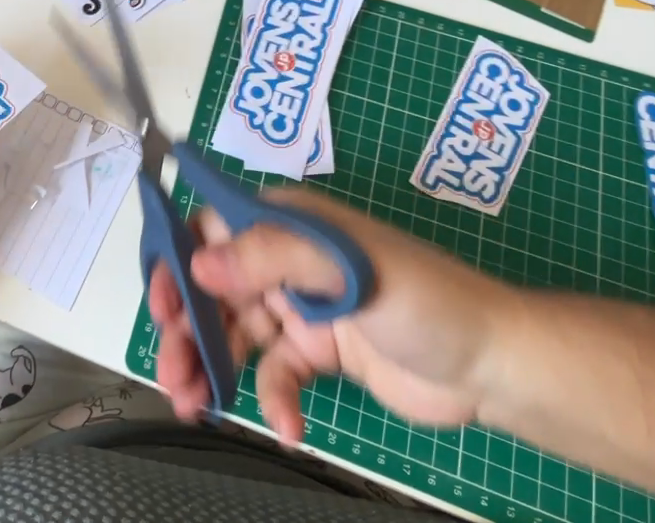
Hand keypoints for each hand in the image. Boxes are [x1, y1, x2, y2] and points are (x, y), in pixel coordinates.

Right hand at [148, 188, 522, 440]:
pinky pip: (276, 374)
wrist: (491, 366)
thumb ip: (273, 257)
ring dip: (211, 368)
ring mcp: (297, 308)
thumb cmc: (423, 298)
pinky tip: (289, 429)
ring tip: (193, 406)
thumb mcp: (349, 268)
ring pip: (234, 335)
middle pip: (213, 289)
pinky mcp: (314, 354)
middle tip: (172, 371)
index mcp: (287, 225)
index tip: (162, 304)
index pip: (211, 229)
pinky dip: (274, 400)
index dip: (177, 261)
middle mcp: (283, 262)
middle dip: (187, 328)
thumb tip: (199, 261)